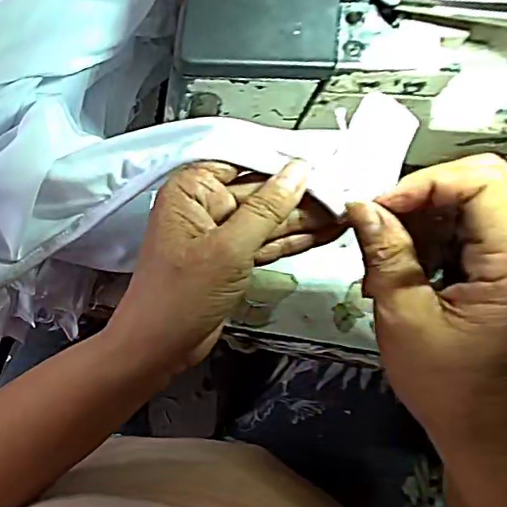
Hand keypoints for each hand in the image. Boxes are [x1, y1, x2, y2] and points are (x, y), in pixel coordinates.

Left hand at [106, 159, 339, 371]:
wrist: (157, 346)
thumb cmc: (175, 299)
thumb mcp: (228, 249)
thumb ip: (266, 209)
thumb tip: (298, 172)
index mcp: (188, 191)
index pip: (243, 160)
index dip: (284, 162)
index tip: (326, 160)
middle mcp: (200, 207)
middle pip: (260, 189)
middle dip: (303, 193)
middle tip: (348, 190)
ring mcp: (215, 235)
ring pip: (267, 218)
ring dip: (306, 217)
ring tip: (347, 210)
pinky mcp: (227, 259)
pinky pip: (265, 241)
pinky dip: (292, 239)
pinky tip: (325, 232)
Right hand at [346, 154, 506, 447]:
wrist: (479, 416)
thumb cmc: (444, 380)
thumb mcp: (402, 315)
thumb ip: (387, 254)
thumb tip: (363, 208)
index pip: (481, 183)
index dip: (422, 186)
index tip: (376, 210)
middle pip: (487, 180)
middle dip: (423, 194)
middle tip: (379, 224)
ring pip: (482, 196)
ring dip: (429, 212)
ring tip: (394, 249)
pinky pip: (484, 220)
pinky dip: (441, 228)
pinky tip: (415, 258)